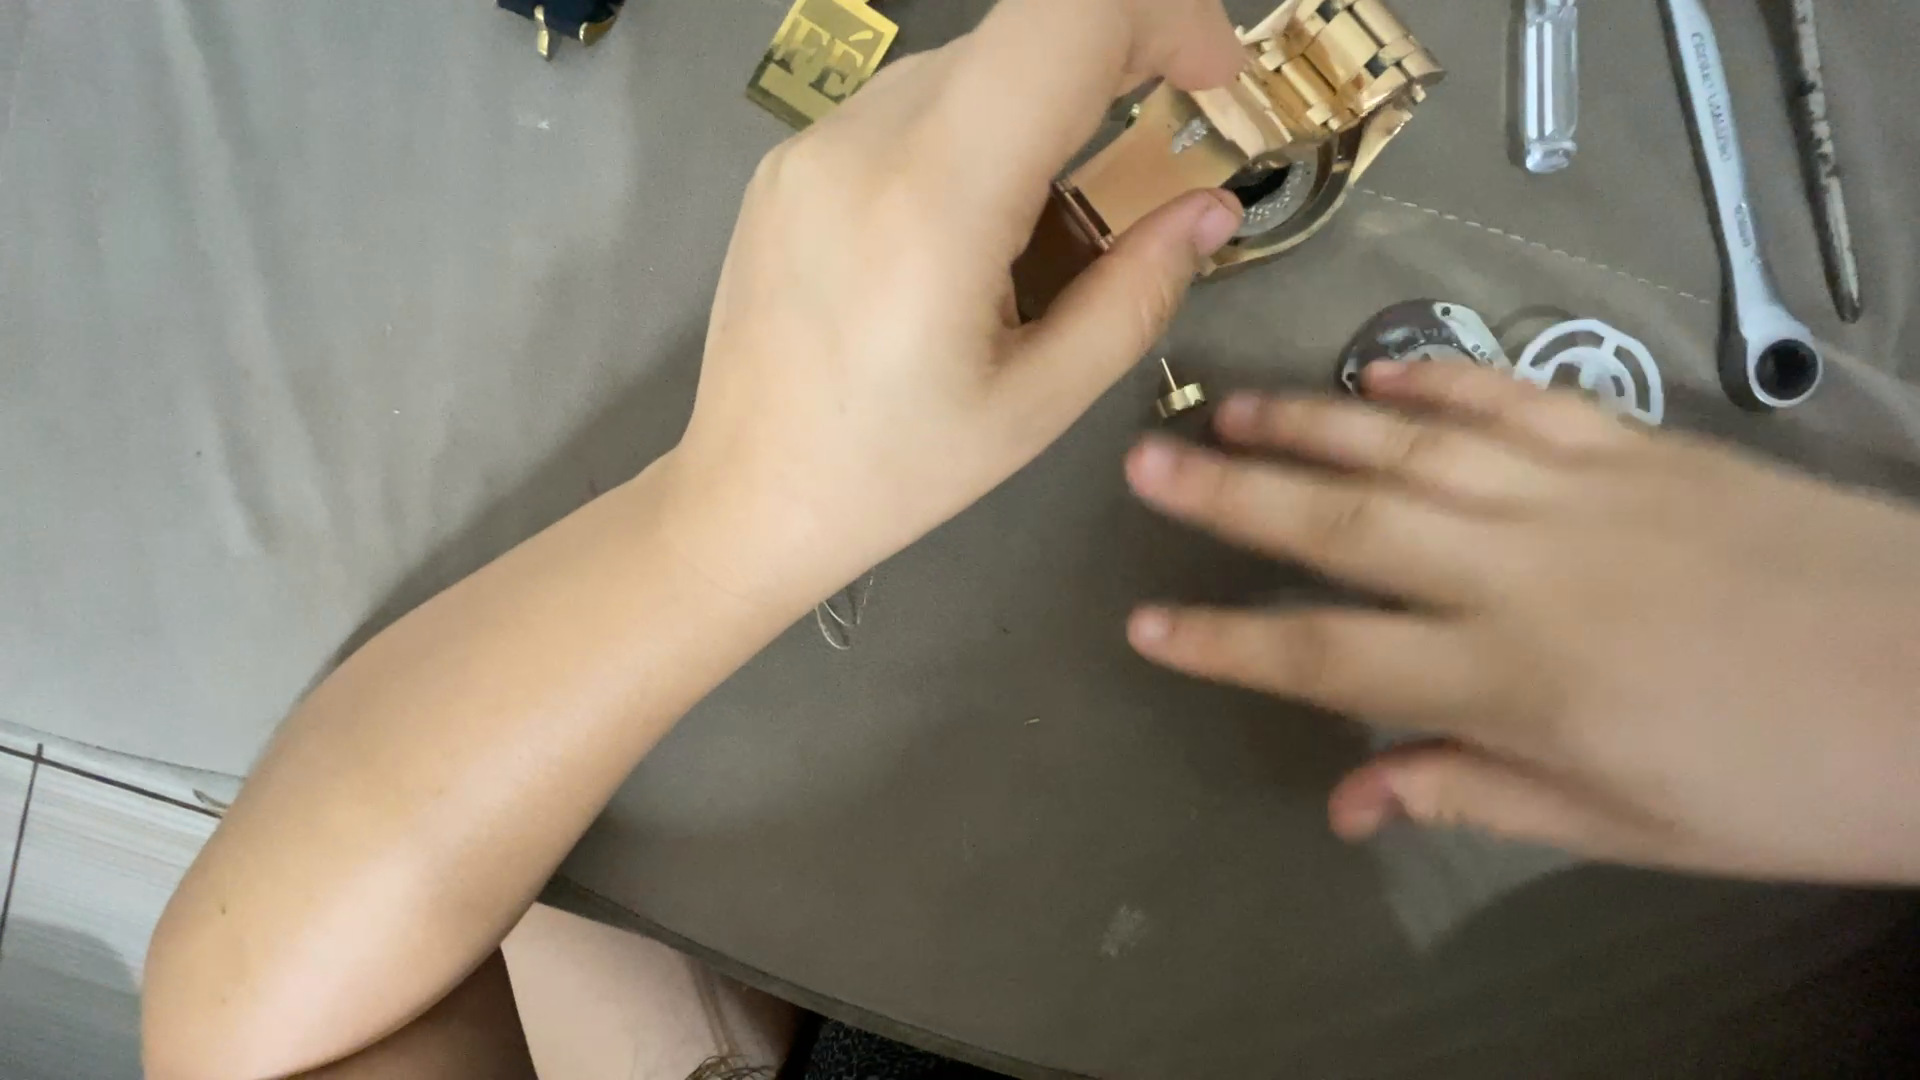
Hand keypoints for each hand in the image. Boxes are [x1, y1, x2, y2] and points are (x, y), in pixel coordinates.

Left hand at [667, 0, 1246, 608]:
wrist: (751, 495)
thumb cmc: (896, 472)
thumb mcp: (1036, 404)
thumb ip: (1135, 296)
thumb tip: (1207, 210)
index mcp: (934, 201)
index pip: (1065, 17)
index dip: (1162, 12)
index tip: (1207, 76)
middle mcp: (859, 141)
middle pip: (1017, 37)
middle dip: (1104, 78)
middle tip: (1131, 173)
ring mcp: (808, 145)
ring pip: (959, 73)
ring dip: (1029, 122)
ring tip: (1025, 242)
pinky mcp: (782, 166)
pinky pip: (900, 113)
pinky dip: (962, 145)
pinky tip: (949, 244)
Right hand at [1126, 361, 1919, 885]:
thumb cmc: (1781, 782)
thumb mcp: (1614, 824)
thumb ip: (1463, 795)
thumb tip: (1345, 801)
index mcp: (1512, 677)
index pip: (1328, 658)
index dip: (1223, 645)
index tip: (1143, 626)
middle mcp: (1520, 571)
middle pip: (1343, 524)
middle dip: (1231, 495)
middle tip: (1145, 462)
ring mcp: (1575, 493)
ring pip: (1409, 442)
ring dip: (1306, 421)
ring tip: (1225, 406)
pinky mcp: (1633, 443)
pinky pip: (1514, 396)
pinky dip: (1438, 374)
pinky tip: (1374, 366)